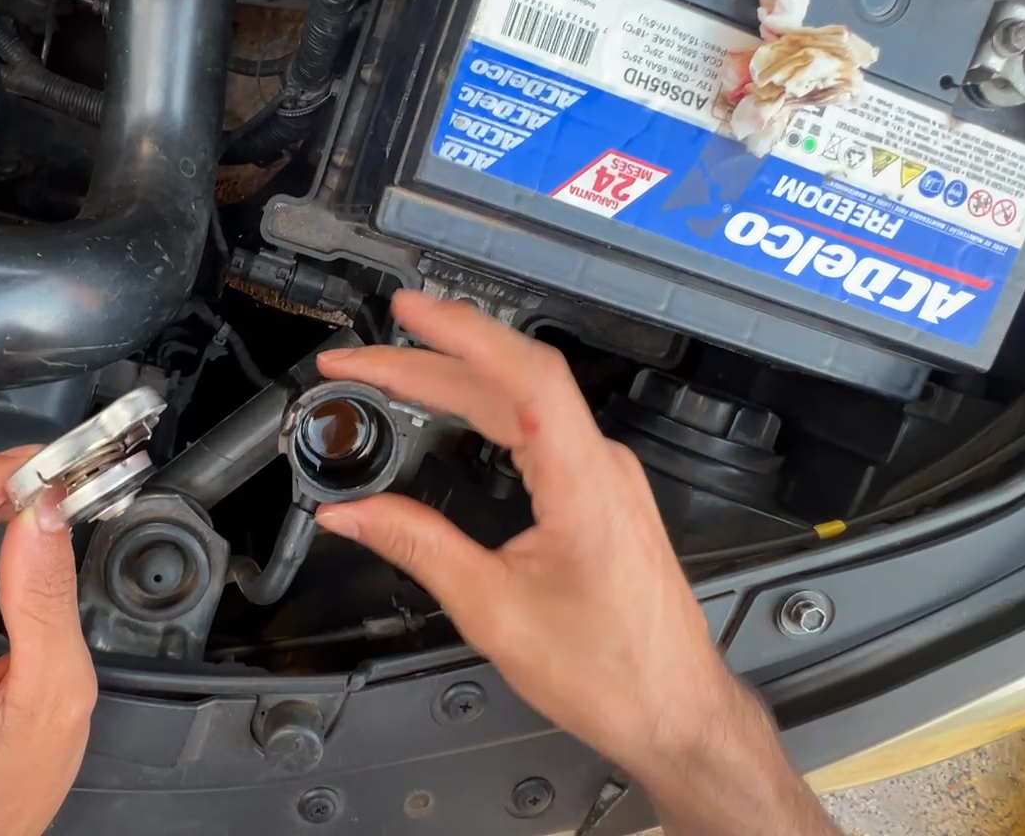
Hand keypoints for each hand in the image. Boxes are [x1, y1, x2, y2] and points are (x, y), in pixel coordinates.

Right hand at [315, 291, 834, 833]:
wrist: (676, 713)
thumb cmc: (607, 672)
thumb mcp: (492, 610)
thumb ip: (415, 545)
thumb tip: (348, 513)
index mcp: (584, 483)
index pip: (525, 376)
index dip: (463, 333)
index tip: (409, 312)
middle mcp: (597, 461)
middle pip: (503, 381)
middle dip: (422, 363)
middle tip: (355, 362)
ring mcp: (598, 468)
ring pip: (513, 398)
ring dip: (444, 379)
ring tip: (382, 372)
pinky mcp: (591, 482)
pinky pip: (527, 421)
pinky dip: (474, 403)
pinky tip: (442, 402)